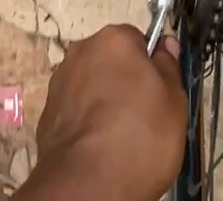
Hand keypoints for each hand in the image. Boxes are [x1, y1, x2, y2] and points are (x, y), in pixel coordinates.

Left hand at [19, 24, 187, 200]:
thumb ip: (169, 66)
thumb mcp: (173, 101)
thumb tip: (166, 42)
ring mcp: (60, 79)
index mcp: (113, 39)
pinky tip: (100, 145)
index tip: (160, 92)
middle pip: (112, 60)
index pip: (138, 39)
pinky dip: (88, 120)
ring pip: (93, 83)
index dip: (151, 66)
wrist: (88, 183)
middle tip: (145, 116)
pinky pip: (77, 107)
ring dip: (105, 100)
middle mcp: (82, 50)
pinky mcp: (49, 109)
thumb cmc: (140, 136)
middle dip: (126, 81)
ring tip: (122, 136)